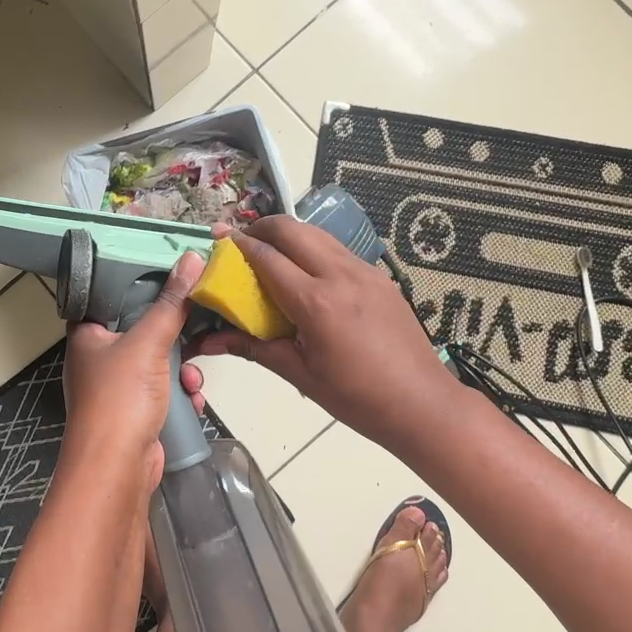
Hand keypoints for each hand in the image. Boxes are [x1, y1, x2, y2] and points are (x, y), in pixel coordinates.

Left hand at [62, 252, 204, 484]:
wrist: (117, 470)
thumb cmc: (120, 398)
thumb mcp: (148, 343)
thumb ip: (172, 302)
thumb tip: (191, 258)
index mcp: (86, 334)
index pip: (109, 295)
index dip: (137, 284)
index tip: (169, 274)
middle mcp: (97, 358)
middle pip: (140, 330)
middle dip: (173, 336)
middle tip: (195, 328)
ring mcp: (116, 389)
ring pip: (157, 363)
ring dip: (181, 370)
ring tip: (192, 379)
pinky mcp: (135, 413)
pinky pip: (163, 392)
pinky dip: (180, 394)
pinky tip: (193, 400)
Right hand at [195, 216, 457, 447]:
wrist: (423, 404)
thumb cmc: (357, 398)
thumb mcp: (300, 375)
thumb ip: (254, 347)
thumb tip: (207, 341)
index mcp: (315, 303)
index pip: (267, 258)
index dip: (239, 244)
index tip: (218, 238)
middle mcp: (340, 276)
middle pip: (292, 230)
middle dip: (261, 227)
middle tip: (241, 239)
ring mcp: (364, 272)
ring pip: (317, 234)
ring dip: (288, 234)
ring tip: (269, 249)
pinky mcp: (380, 277)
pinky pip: (338, 250)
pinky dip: (313, 248)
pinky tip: (305, 270)